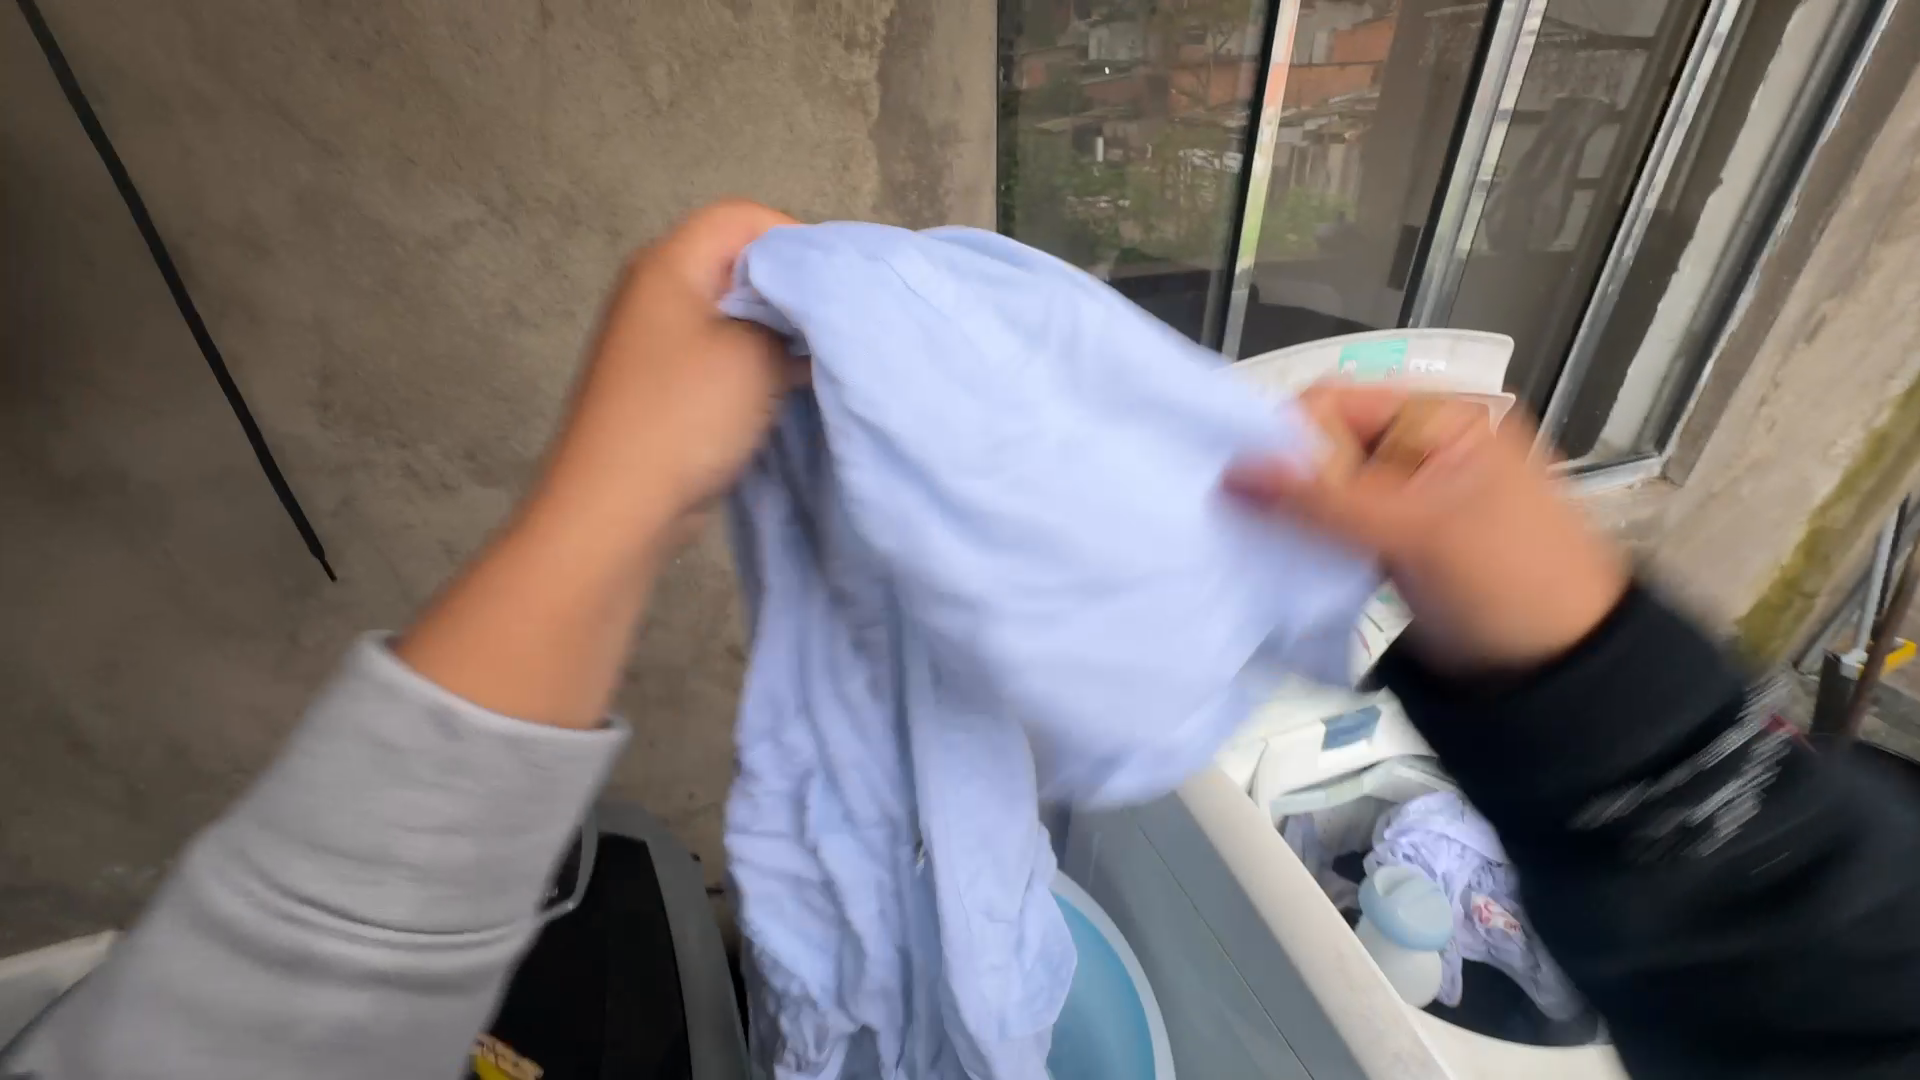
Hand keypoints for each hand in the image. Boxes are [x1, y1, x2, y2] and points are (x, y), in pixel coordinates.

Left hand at [535, 198, 799, 547]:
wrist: (619, 503)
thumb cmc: (686, 415)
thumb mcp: (752, 356)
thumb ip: (788, 323)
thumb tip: (807, 321)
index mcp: (669, 265)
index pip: (741, 219)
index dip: (795, 240)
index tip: (836, 285)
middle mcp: (658, 293)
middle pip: (737, 266)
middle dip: (790, 292)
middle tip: (833, 325)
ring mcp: (660, 343)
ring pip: (733, 317)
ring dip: (774, 335)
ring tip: (814, 361)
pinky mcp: (667, 386)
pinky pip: (721, 358)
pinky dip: (755, 367)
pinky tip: (784, 391)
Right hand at [1225, 383, 1629, 672]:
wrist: (1552, 668)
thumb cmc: (1508, 583)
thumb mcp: (1418, 533)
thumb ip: (1325, 501)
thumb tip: (1233, 471)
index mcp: (1441, 419)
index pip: (1336, 402)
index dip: (1286, 434)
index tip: (1245, 477)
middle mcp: (1415, 445)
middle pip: (1321, 441)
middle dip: (1280, 472)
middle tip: (1241, 509)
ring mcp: (1397, 492)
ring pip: (1317, 484)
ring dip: (1284, 505)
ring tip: (1250, 532)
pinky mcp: (1383, 534)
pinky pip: (1324, 520)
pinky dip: (1299, 532)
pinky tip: (1274, 549)